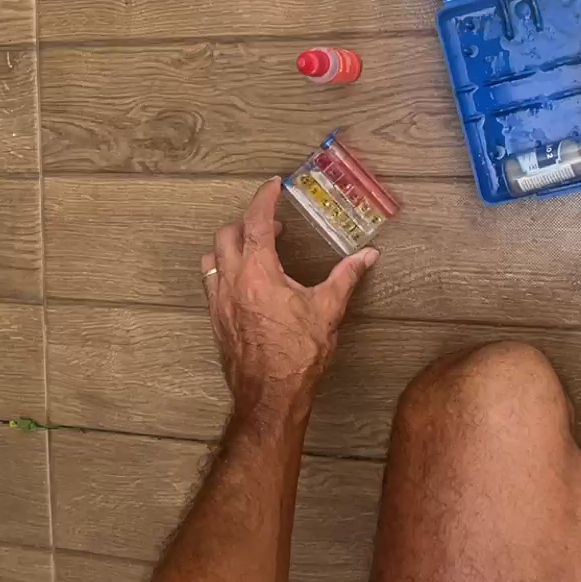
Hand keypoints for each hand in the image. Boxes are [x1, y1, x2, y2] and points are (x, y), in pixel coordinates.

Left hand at [201, 179, 378, 421]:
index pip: (255, 222)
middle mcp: (231, 282)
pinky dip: (224, 270)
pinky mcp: (216, 320)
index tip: (273, 185)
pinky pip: (210, 283)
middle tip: (273, 225)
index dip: (263, 198)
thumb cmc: (299, 353)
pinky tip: (246, 281)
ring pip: (211, 258)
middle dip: (248, 222)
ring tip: (255, 249)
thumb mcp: (328, 310)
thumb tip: (369, 255)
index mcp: (258, 272)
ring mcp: (219, 302)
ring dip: (229, 245)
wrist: (270, 396)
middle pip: (226, 235)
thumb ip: (347, 276)